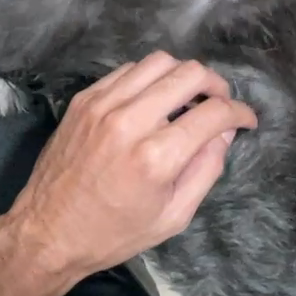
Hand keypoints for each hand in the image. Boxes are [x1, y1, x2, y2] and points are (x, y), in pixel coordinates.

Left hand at [0, 53, 256, 285]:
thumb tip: (224, 132)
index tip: (246, 118)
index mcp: (156, 157)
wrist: (49, 229)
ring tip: (188, 96)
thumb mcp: (173, 216)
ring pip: (158, 61)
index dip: (239, 112)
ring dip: (181, 74)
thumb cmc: (115, 233)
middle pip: (188, 73)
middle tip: (220, 102)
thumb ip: (206, 169)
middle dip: (215, 84)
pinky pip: (127, 70)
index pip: (213, 113)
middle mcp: (130, 120)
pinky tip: (153, 98)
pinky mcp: (84, 98)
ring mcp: (103, 103)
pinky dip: (149, 77)